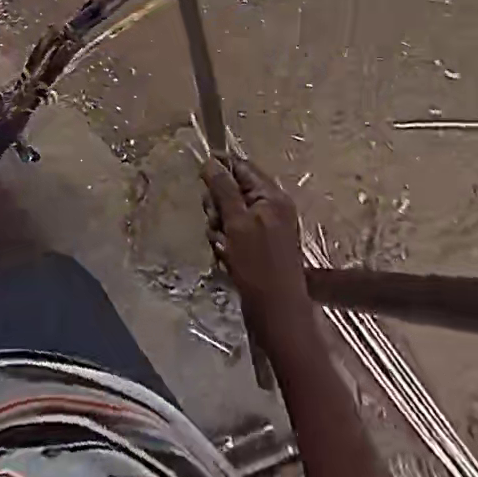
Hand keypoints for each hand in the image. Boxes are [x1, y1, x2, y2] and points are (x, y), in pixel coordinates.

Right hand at [202, 156, 310, 337]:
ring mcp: (266, 228)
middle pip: (234, 190)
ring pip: (231, 213)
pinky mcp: (259, 247)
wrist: (277, 314)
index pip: (242, 167)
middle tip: (215, 221)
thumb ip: (224, 189)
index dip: (220, 167)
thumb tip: (211, 161)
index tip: (200, 174)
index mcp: (272, 196)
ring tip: (221, 244)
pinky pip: (235, 233)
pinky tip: (225, 256)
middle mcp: (271, 207)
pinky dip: (226, 241)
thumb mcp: (237, 223)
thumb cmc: (258, 266)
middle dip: (218, 203)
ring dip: (219, 225)